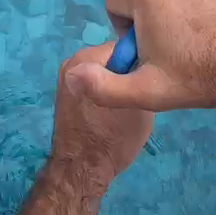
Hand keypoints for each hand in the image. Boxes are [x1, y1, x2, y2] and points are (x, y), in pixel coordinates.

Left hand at [48, 45, 152, 193]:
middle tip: (140, 91)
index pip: (124, 45)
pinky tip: (112, 109)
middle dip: (126, 70)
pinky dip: (102, 89)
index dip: (141, 60)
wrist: (83, 169)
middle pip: (111, 57)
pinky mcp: (64, 94)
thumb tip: (145, 65)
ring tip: (127, 102)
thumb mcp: (141, 103)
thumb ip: (141, 75)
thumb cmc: (115, 135)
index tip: (150, 77)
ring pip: (101, 70)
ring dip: (114, 80)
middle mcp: (72, 62)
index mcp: (88, 58)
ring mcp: (65, 78)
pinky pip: (90, 82)